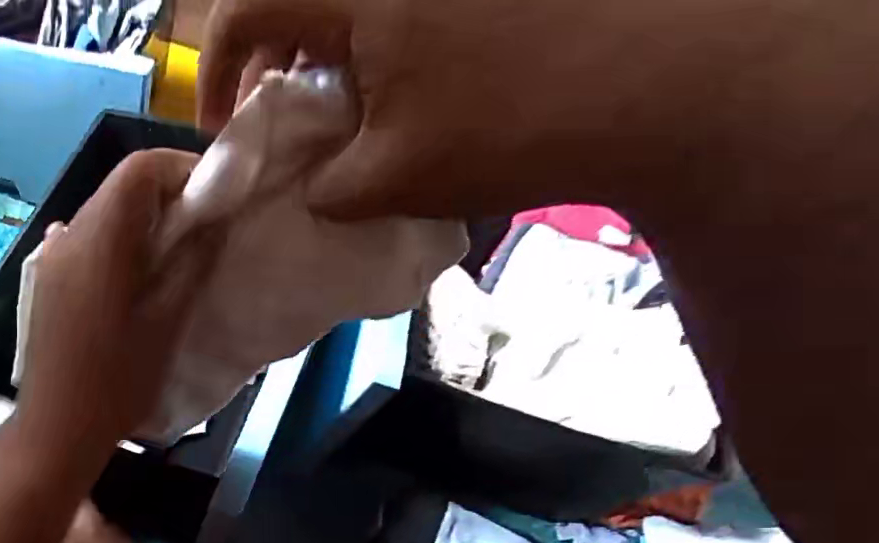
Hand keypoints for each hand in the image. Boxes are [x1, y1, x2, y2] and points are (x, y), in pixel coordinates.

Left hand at [12, 149, 215, 468]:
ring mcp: (52, 259)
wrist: (57, 426)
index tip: (215, 198)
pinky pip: (85, 242)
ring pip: (102, 214)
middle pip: (120, 188)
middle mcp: (69, 236)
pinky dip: (116, 244)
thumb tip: (211, 222)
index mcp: (101, 241)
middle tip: (202, 230)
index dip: (182, 170)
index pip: (141, 170)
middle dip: (165, 197)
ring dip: (140, 222)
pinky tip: (132, 278)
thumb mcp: (166, 324)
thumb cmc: (118, 382)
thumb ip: (190, 264)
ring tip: (172, 257)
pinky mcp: (46, 282)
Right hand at [196, 0, 878, 220]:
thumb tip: (308, 189)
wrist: (663, 75)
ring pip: (351, 2)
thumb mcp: (392, 179)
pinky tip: (404, 81)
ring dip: (330, 46)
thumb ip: (326, 188)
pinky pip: (403, 10)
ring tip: (345, 107)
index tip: (224, 127)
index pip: (244, 6)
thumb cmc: (507, 126)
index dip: (215, 70)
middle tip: (282, 114)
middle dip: (271, 53)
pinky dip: (382, 39)